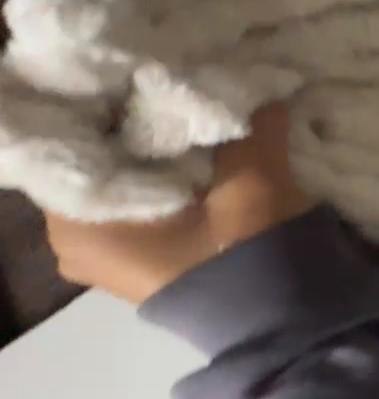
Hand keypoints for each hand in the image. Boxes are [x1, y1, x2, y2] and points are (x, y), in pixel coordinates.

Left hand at [45, 104, 314, 303]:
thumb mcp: (253, 186)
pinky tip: (212, 159)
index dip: (116, 106)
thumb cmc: (250, 255)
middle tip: (190, 96)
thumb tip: (259, 90)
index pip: (74, 143)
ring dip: (167, 153)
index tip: (157, 78)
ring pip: (129, 181)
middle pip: (102, 161)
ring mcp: (113, 251)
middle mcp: (76, 238)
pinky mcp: (149, 256)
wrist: (286, 320)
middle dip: (146, 128)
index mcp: (76, 223)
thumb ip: (250, 134)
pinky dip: (177, 177)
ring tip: (207, 123)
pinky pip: (149, 200)